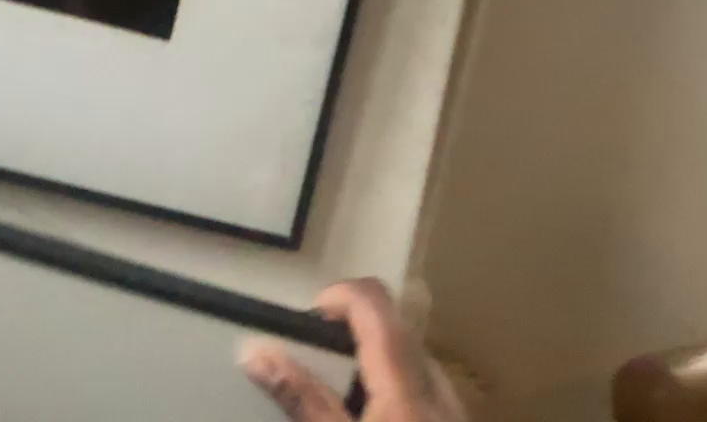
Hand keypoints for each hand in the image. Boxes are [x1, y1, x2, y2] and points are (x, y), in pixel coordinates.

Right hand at [240, 279, 466, 421]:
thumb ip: (300, 398)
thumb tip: (253, 349)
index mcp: (406, 382)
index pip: (373, 300)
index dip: (335, 296)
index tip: (304, 326)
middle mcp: (437, 386)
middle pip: (393, 325)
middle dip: (349, 332)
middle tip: (315, 364)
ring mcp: (454, 414)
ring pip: (410, 357)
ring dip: (371, 360)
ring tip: (341, 400)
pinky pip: (424, 388)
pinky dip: (392, 388)